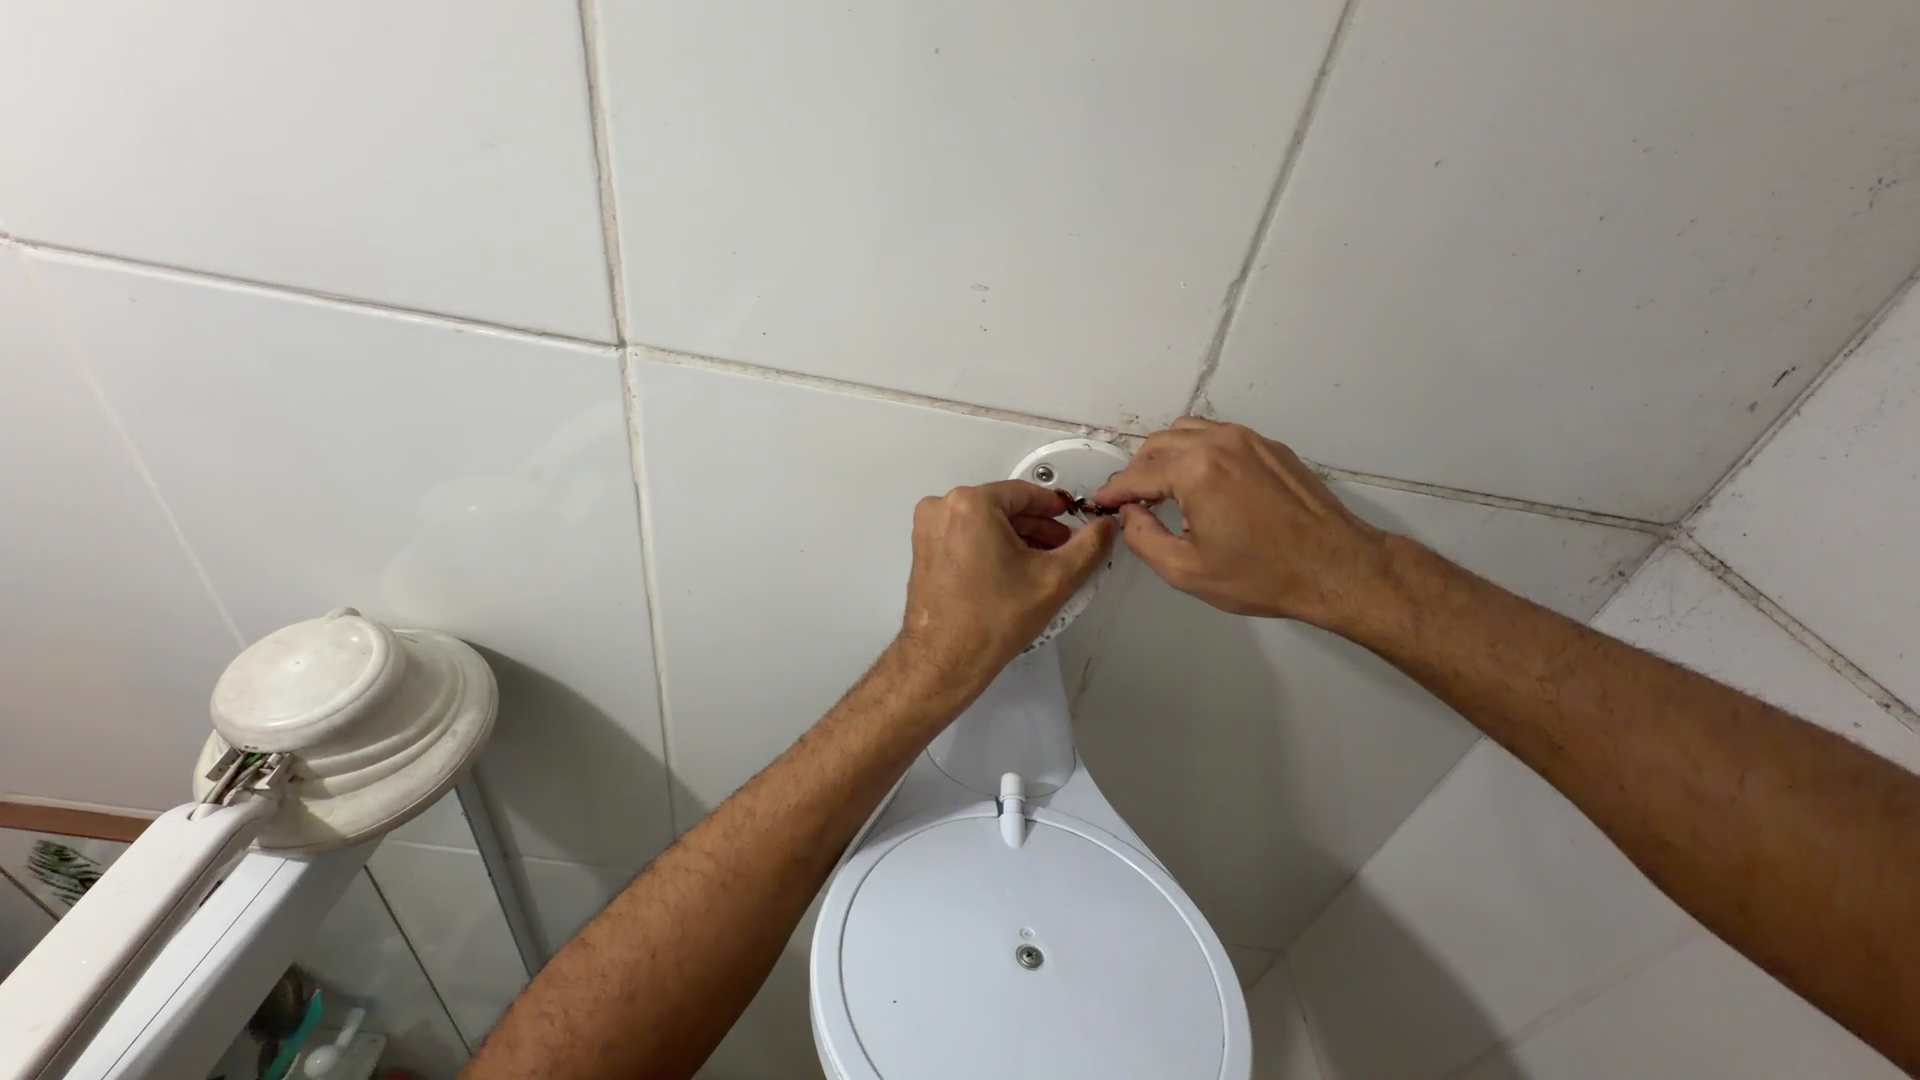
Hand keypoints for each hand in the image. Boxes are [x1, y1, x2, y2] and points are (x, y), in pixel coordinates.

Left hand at [898, 480, 1115, 688]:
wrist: (945, 661)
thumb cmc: (988, 622)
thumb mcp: (1055, 579)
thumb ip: (1088, 547)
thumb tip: (1103, 529)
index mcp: (970, 504)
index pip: (1024, 493)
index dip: (1054, 508)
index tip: (1070, 517)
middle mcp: (941, 510)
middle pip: (1003, 507)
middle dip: (1036, 527)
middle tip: (1062, 546)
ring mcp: (928, 532)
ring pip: (984, 523)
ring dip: (1015, 538)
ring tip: (1042, 564)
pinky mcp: (923, 552)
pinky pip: (966, 537)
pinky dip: (991, 547)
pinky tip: (1013, 572)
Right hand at [1092, 417, 1389, 626]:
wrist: (1335, 568)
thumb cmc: (1261, 575)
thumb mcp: (1186, 570)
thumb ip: (1143, 537)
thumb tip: (1130, 514)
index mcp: (1195, 470)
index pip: (1137, 474)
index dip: (1113, 491)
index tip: (1099, 503)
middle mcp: (1220, 443)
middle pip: (1159, 444)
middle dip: (1137, 471)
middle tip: (1129, 500)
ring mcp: (1249, 440)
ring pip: (1188, 432)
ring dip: (1165, 456)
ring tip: (1161, 488)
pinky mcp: (1270, 448)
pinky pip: (1219, 436)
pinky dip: (1197, 451)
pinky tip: (1200, 481)